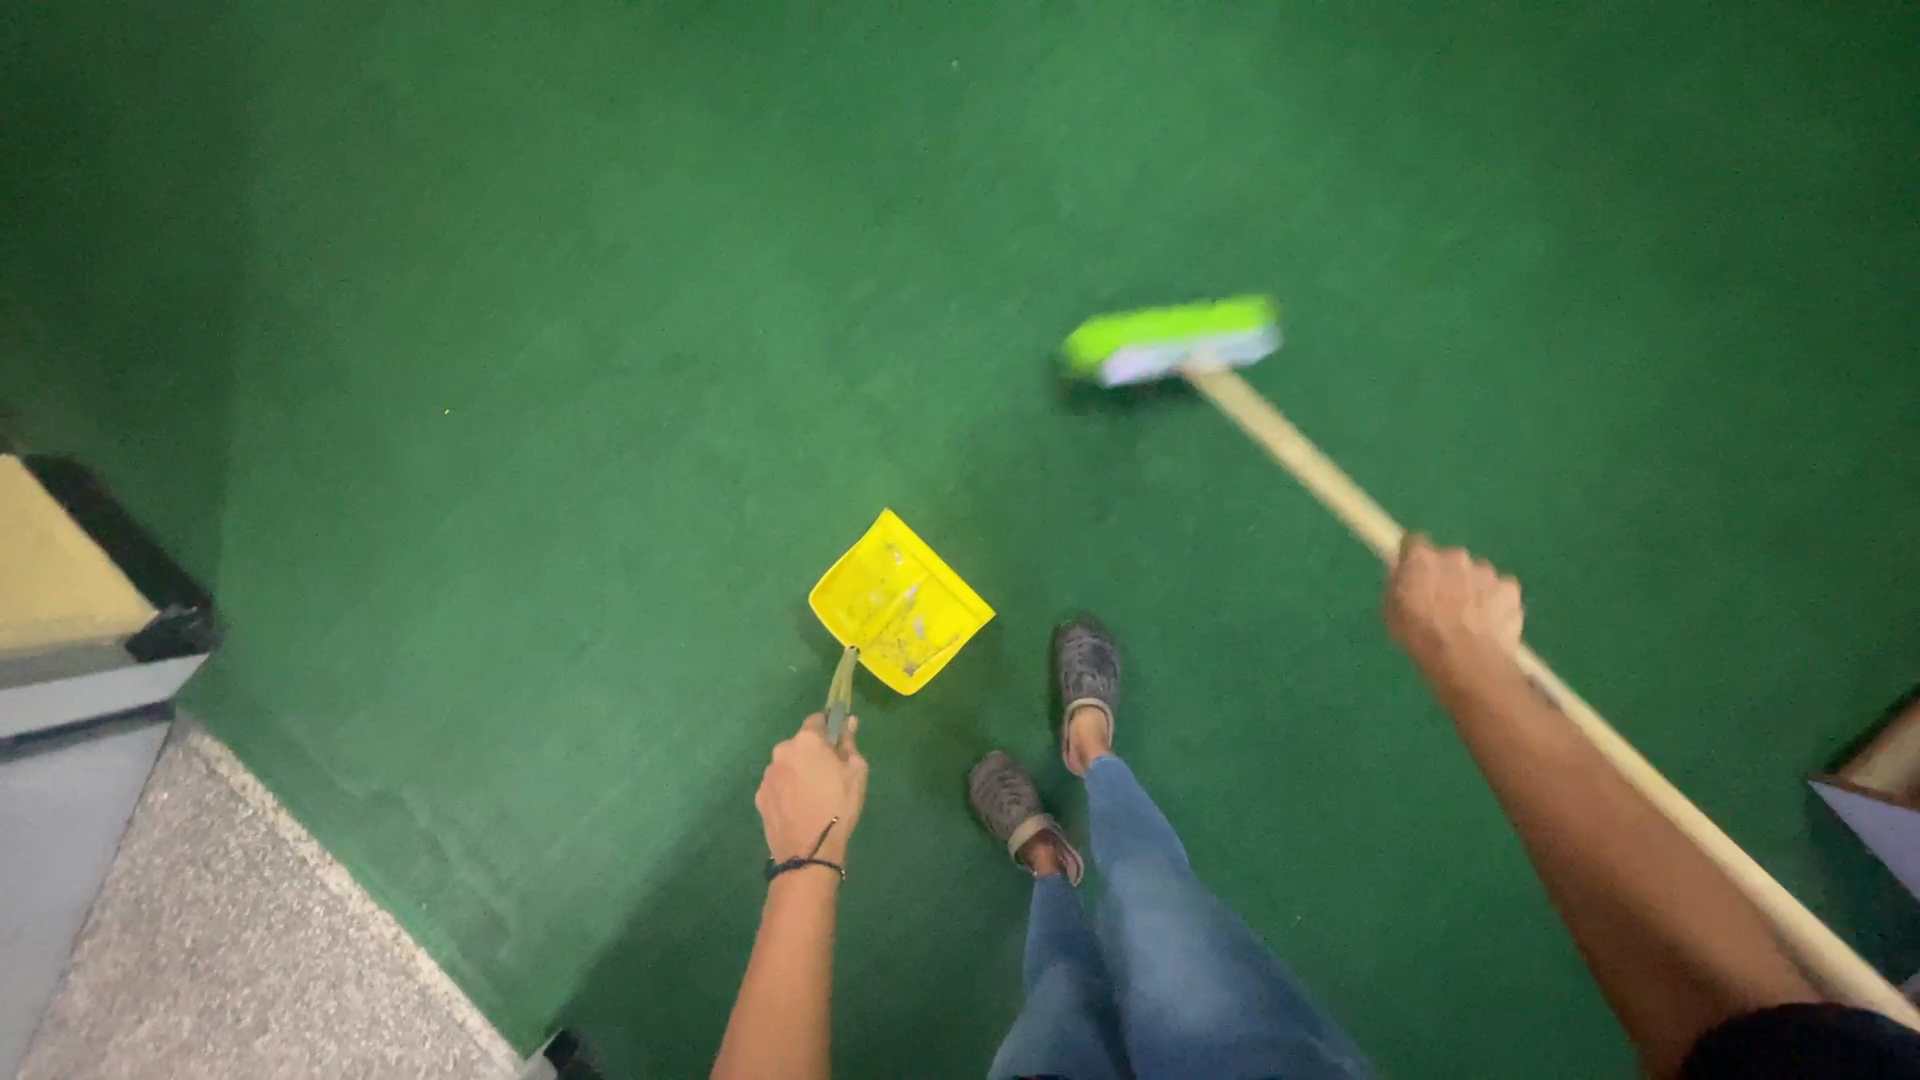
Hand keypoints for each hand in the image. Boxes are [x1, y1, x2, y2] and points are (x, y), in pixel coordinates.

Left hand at [755, 714, 868, 866]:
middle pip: (800, 744)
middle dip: (812, 752)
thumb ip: (849, 743)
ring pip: (787, 764)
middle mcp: (782, 751)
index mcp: (806, 740)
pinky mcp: (760, 797)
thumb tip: (848, 722)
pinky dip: (787, 789)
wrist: (808, 851)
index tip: (837, 739)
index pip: (817, 719)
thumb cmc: (838, 806)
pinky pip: (778, 784)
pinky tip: (798, 807)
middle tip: (828, 773)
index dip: (828, 726)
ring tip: (812, 794)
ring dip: (798, 771)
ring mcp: (768, 775)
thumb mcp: (856, 772)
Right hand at [1384, 534, 1523, 675]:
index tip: (1411, 575)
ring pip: (1475, 574)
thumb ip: (1397, 585)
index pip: (1413, 543)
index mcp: (1421, 558)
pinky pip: (1498, 589)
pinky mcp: (1511, 587)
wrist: (1466, 658)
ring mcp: (1486, 571)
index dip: (1412, 559)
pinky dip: (1493, 601)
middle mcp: (1455, 556)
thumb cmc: (1419, 635)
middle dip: (1445, 574)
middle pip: (1448, 558)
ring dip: (1470, 587)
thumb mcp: (1390, 610)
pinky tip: (1487, 622)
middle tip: (1441, 601)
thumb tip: (1402, 575)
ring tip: (1467, 617)